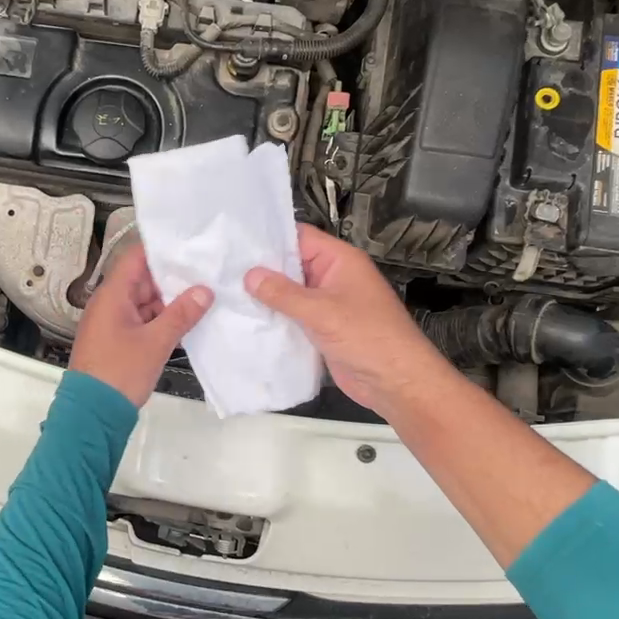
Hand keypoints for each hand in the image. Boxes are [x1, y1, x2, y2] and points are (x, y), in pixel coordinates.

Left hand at [69, 244, 212, 406]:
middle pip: (142, 279)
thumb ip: (181, 314)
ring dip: (169, 301)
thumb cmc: (119, 372)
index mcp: (112, 295)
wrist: (92, 413)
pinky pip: (141, 320)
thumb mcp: (155, 342)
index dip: (161, 250)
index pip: (136, 258)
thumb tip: (204, 291)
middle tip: (206, 272)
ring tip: (204, 296)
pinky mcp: (117, 341)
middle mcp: (109, 304)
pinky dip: (161, 320)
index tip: (189, 246)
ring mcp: (112, 323)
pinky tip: (186, 322)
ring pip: (144, 302)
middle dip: (172, 277)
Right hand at [244, 224, 438, 414]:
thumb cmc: (367, 337)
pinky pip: (294, 316)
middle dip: (262, 270)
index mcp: (340, 260)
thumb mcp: (321, 311)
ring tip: (227, 294)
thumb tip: (250, 276)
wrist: (395, 381)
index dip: (270, 238)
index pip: (300, 237)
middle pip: (292, 265)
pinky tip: (248, 320)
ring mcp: (328, 304)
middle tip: (223, 270)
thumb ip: (283, 293)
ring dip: (266, 297)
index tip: (236, 241)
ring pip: (290, 293)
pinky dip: (275, 318)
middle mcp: (332, 277)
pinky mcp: (322, 329)